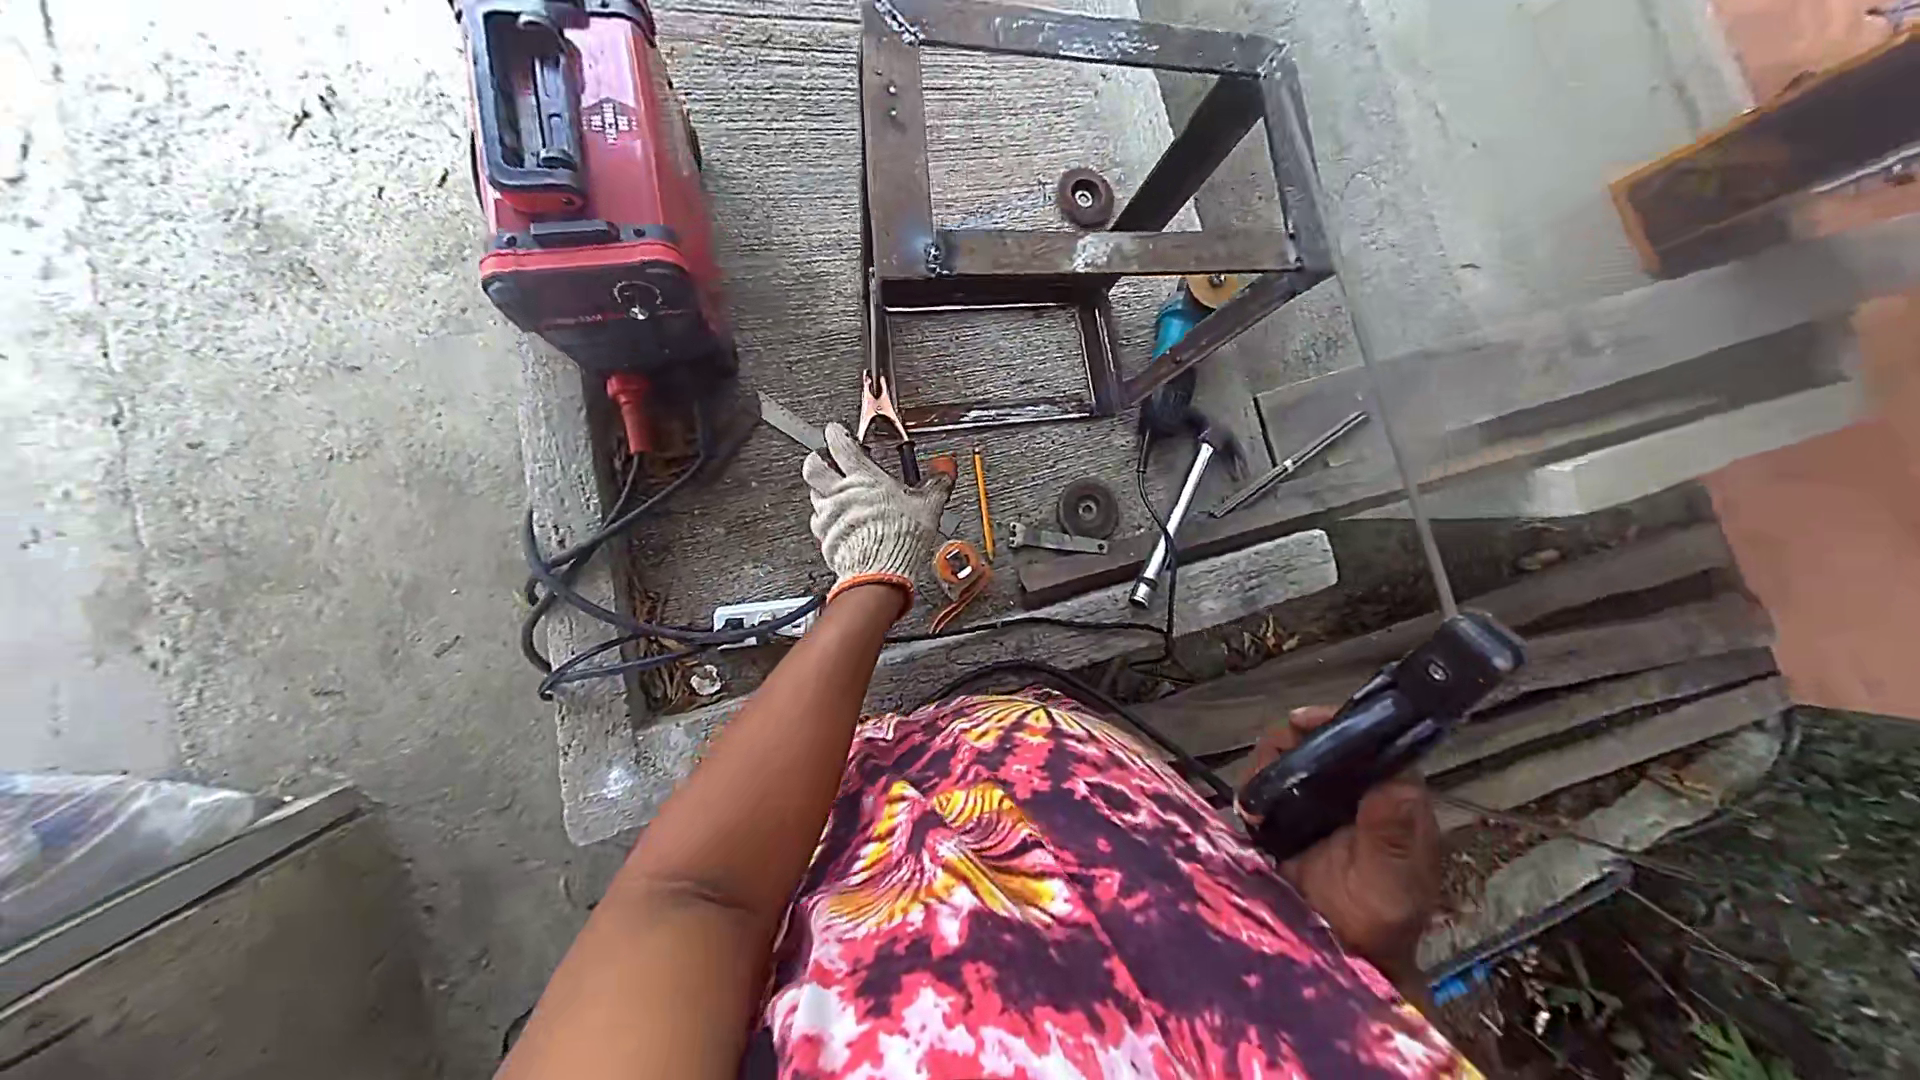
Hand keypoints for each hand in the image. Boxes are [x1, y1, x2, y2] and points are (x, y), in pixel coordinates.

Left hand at [802, 423, 953, 618]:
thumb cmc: (899, 538)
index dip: (836, 434)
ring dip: (821, 491)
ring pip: (814, 495)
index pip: (840, 445)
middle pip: (814, 466)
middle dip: (817, 459)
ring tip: (834, 493)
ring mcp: (829, 516)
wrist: (880, 572)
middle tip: (823, 458)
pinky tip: (838, 523)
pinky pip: (818, 523)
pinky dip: (825, 520)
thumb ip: (936, 483)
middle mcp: (841, 493)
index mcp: (863, 478)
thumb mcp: (926, 506)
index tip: (835, 431)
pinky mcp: (825, 537)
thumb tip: (946, 469)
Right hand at [1251, 705, 1440, 987]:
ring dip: (1267, 766)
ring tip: (1256, 797)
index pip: (1372, 743)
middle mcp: (1357, 790)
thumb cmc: (1375, 923)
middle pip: (1323, 741)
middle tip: (1270, 760)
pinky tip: (1250, 812)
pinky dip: (1252, 788)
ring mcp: (1320, 800)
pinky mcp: (1289, 812)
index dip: (1341, 723)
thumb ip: (1392, 839)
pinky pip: (1266, 782)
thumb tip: (1397, 786)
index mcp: (1393, 799)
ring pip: (1290, 756)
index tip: (1305, 721)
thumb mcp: (1390, 885)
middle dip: (1291, 742)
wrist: (1338, 955)